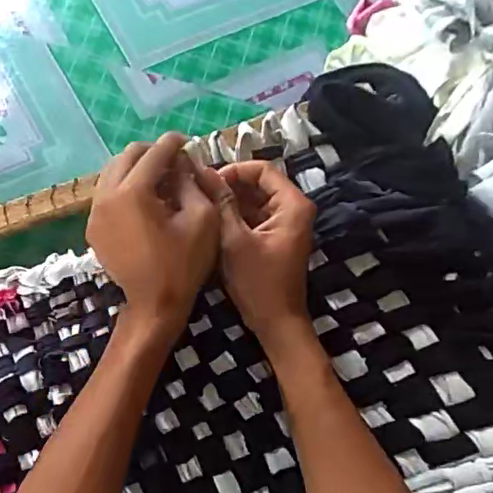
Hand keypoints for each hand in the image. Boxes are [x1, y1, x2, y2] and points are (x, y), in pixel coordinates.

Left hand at [86, 133, 219, 335]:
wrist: (154, 305)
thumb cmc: (183, 264)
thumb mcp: (202, 218)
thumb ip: (191, 182)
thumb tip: (182, 162)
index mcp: (133, 192)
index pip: (153, 154)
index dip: (173, 144)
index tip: (186, 141)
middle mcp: (106, 197)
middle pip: (126, 157)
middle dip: (152, 153)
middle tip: (174, 160)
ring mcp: (95, 214)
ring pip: (112, 173)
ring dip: (136, 169)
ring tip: (160, 179)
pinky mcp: (93, 228)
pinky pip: (107, 195)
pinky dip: (125, 188)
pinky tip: (145, 200)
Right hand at [197, 160, 314, 341]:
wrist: (276, 322)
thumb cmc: (258, 283)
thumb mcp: (234, 240)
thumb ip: (222, 204)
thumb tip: (205, 173)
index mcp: (292, 205)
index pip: (263, 169)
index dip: (234, 170)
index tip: (207, 180)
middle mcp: (294, 209)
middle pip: (259, 184)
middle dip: (229, 185)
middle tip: (199, 192)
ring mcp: (285, 224)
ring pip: (255, 200)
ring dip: (230, 201)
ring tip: (201, 205)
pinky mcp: (275, 238)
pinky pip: (255, 217)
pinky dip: (235, 217)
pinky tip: (212, 222)